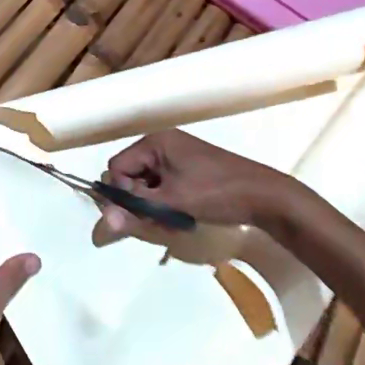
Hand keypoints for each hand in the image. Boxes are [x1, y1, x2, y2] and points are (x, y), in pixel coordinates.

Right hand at [99, 129, 299, 235]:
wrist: (262, 195)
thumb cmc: (215, 192)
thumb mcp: (172, 203)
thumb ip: (136, 210)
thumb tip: (102, 222)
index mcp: (155, 142)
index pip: (117, 167)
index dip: (121, 194)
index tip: (137, 215)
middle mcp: (163, 145)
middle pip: (131, 176)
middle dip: (137, 202)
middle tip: (156, 221)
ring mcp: (177, 158)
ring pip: (147, 186)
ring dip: (153, 207)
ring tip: (172, 222)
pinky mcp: (189, 172)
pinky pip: (163, 188)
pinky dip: (166, 206)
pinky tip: (181, 219)